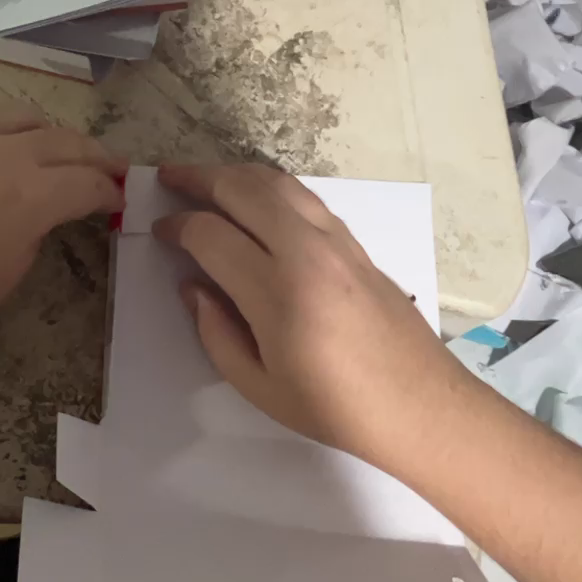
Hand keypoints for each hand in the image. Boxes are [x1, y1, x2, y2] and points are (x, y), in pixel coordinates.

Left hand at [0, 65, 125, 353]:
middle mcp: (6, 154)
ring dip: (46, 130)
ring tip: (57, 144)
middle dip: (94, 157)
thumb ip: (32, 236)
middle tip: (107, 169)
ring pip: (18, 118)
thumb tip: (37, 215)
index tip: (119, 202)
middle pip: (64, 144)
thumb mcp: (5, 278)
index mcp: (34, 195)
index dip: (110, 193)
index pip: (88, 185)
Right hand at [153, 164, 469, 459]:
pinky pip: (304, 197)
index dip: (176, 227)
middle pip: (243, 190)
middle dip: (198, 178)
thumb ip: (215, 331)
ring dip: (234, 173)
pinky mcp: (355, 244)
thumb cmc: (333, 407)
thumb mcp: (257, 385)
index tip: (159, 231)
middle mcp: (307, 252)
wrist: (422, 407)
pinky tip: (254, 198)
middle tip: (167, 178)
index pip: (211, 235)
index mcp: (277, 292)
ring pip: (277, 183)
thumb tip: (192, 286)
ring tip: (205, 177)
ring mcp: (336, 242)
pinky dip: (269, 187)